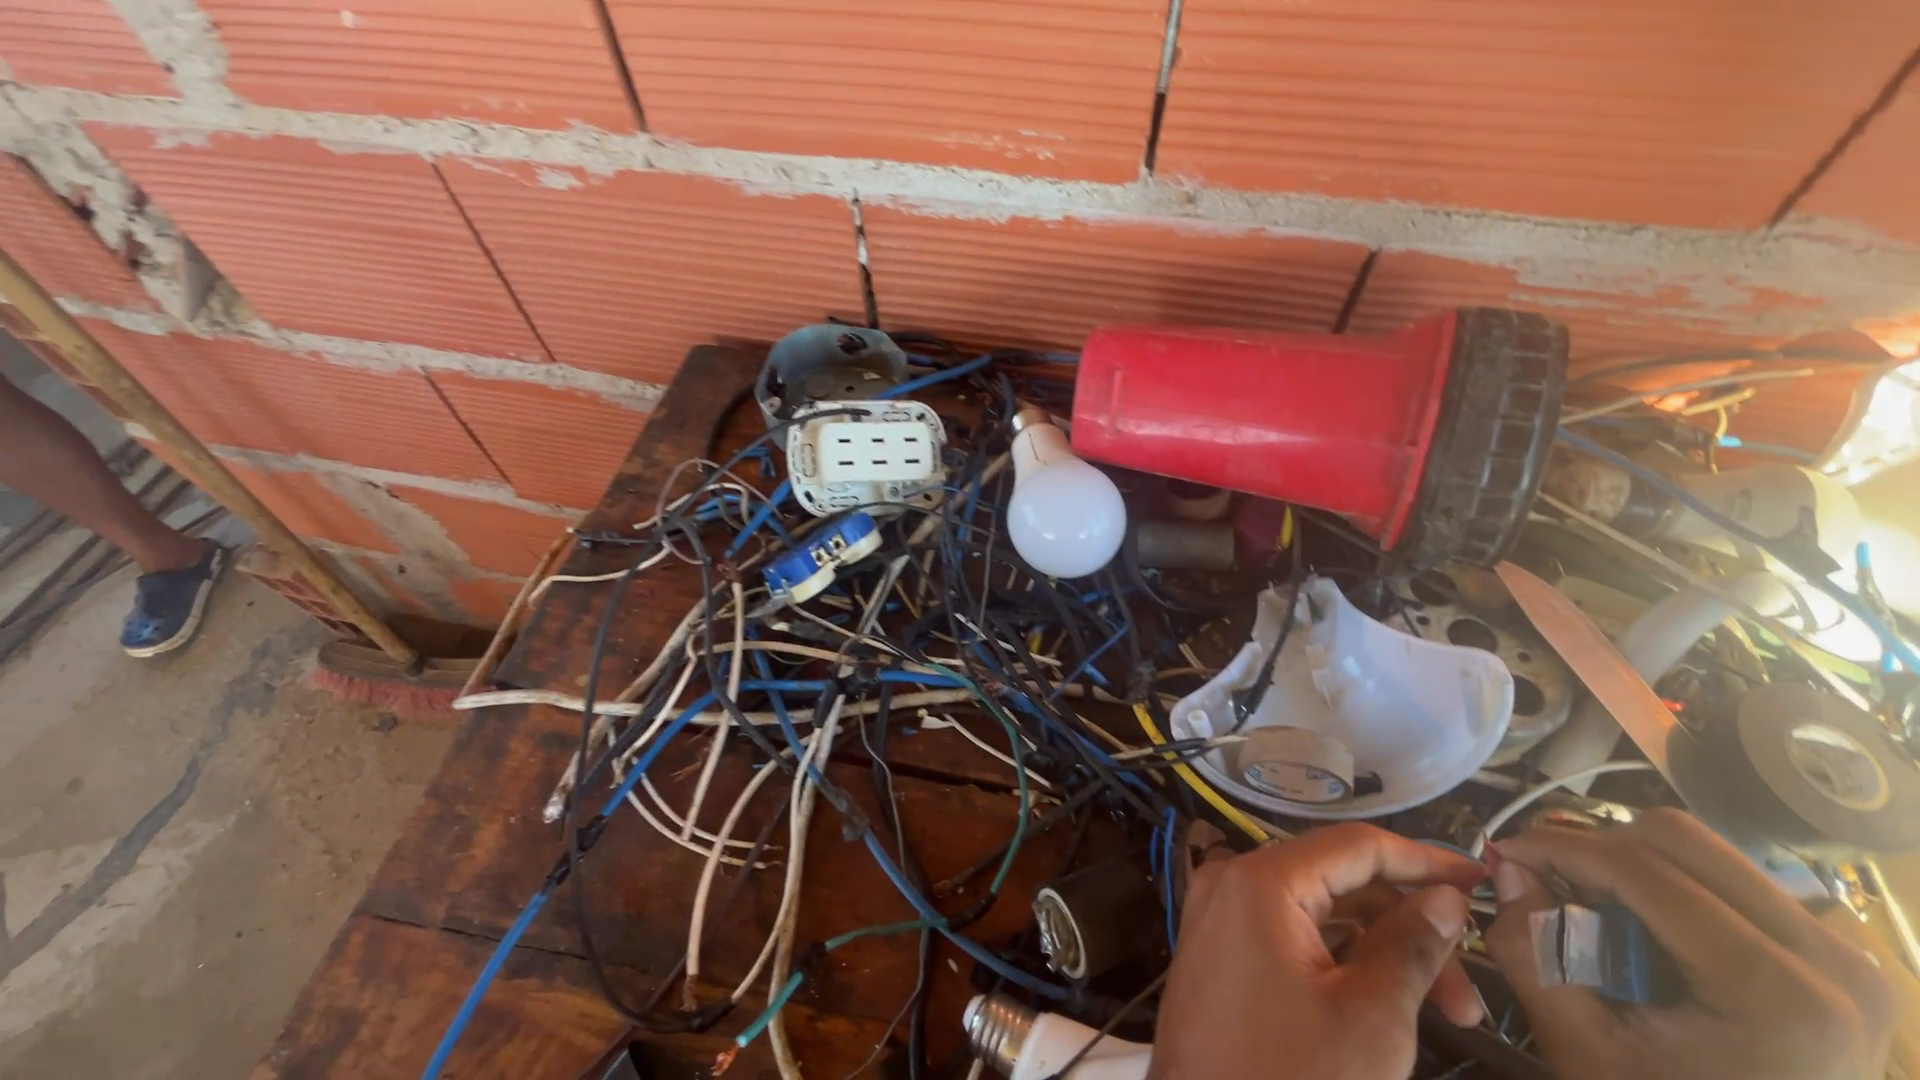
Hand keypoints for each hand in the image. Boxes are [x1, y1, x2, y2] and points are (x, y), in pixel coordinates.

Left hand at [1148, 824, 1487, 1079]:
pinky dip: (1342, 962)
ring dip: (1382, 951)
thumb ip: (1410, 945)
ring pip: (1319, 914)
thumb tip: (1446, 895)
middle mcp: (1231, 883)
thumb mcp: (1369, 1018)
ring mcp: (1220, 918)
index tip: (1483, 883)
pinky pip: (1291, 937)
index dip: (1424, 860)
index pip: (1355, 846)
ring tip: (1449, 1015)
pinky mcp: (1220, 954)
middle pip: (1339, 882)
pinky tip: (1388, 1003)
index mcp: (1260, 881)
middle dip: (1409, 927)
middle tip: (1468, 996)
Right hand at [1486, 809, 1893, 1079]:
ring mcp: (1845, 955)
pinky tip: (1635, 926)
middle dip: (1593, 849)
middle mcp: (1831, 959)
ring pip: (1703, 851)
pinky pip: (1729, 880)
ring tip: (1588, 906)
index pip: (1644, 870)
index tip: (1501, 852)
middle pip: (1679, 841)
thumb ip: (1534, 954)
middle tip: (1544, 879)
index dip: (1559, 848)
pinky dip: (1662, 883)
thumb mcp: (1583, 1049)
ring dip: (1626, 862)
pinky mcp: (1837, 956)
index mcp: (1777, 993)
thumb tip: (1507, 867)